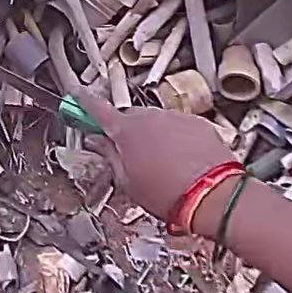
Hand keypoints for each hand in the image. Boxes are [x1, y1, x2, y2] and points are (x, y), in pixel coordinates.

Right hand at [75, 92, 238, 224]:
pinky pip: (178, 126)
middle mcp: (149, 117)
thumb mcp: (128, 181)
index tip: (76, 96)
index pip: (96, 108)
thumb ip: (110, 156)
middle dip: (126, 132)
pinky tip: (180, 162)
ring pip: (154, 122)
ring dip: (153, 137)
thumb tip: (99, 144)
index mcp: (126, 130)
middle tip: (129, 156)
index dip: (83, 101)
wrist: (215, 196)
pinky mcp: (196, 122)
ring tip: (161, 167)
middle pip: (128, 118)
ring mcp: (173, 117)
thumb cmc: (170, 194)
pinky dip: (176, 139)